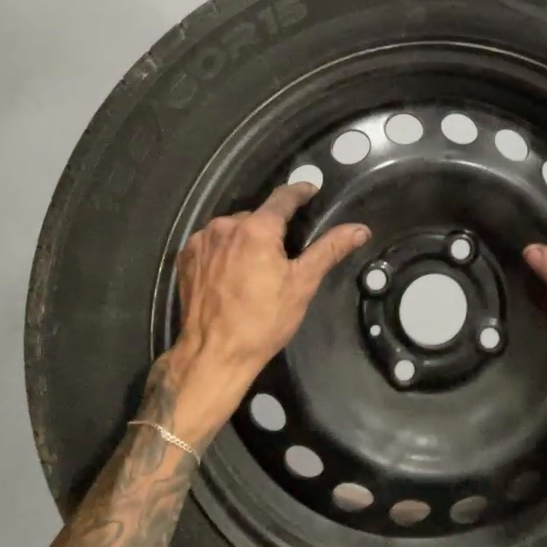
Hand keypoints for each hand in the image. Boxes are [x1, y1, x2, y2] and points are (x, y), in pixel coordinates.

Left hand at [160, 184, 369, 444]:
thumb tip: (360, 229)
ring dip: (245, 240)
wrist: (213, 355)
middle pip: (256, 217)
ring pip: (232, 229)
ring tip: (254, 269)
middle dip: (270, 230)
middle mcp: (225, 225)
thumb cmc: (263, 321)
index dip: (300, 192)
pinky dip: (223, 252)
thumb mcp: (302, 285)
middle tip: (282, 256)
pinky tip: (229, 275)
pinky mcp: (186, 257)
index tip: (310, 191)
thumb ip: (329, 249)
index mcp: (256, 228)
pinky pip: (211, 243)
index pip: (283, 198)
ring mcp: (201, 240)